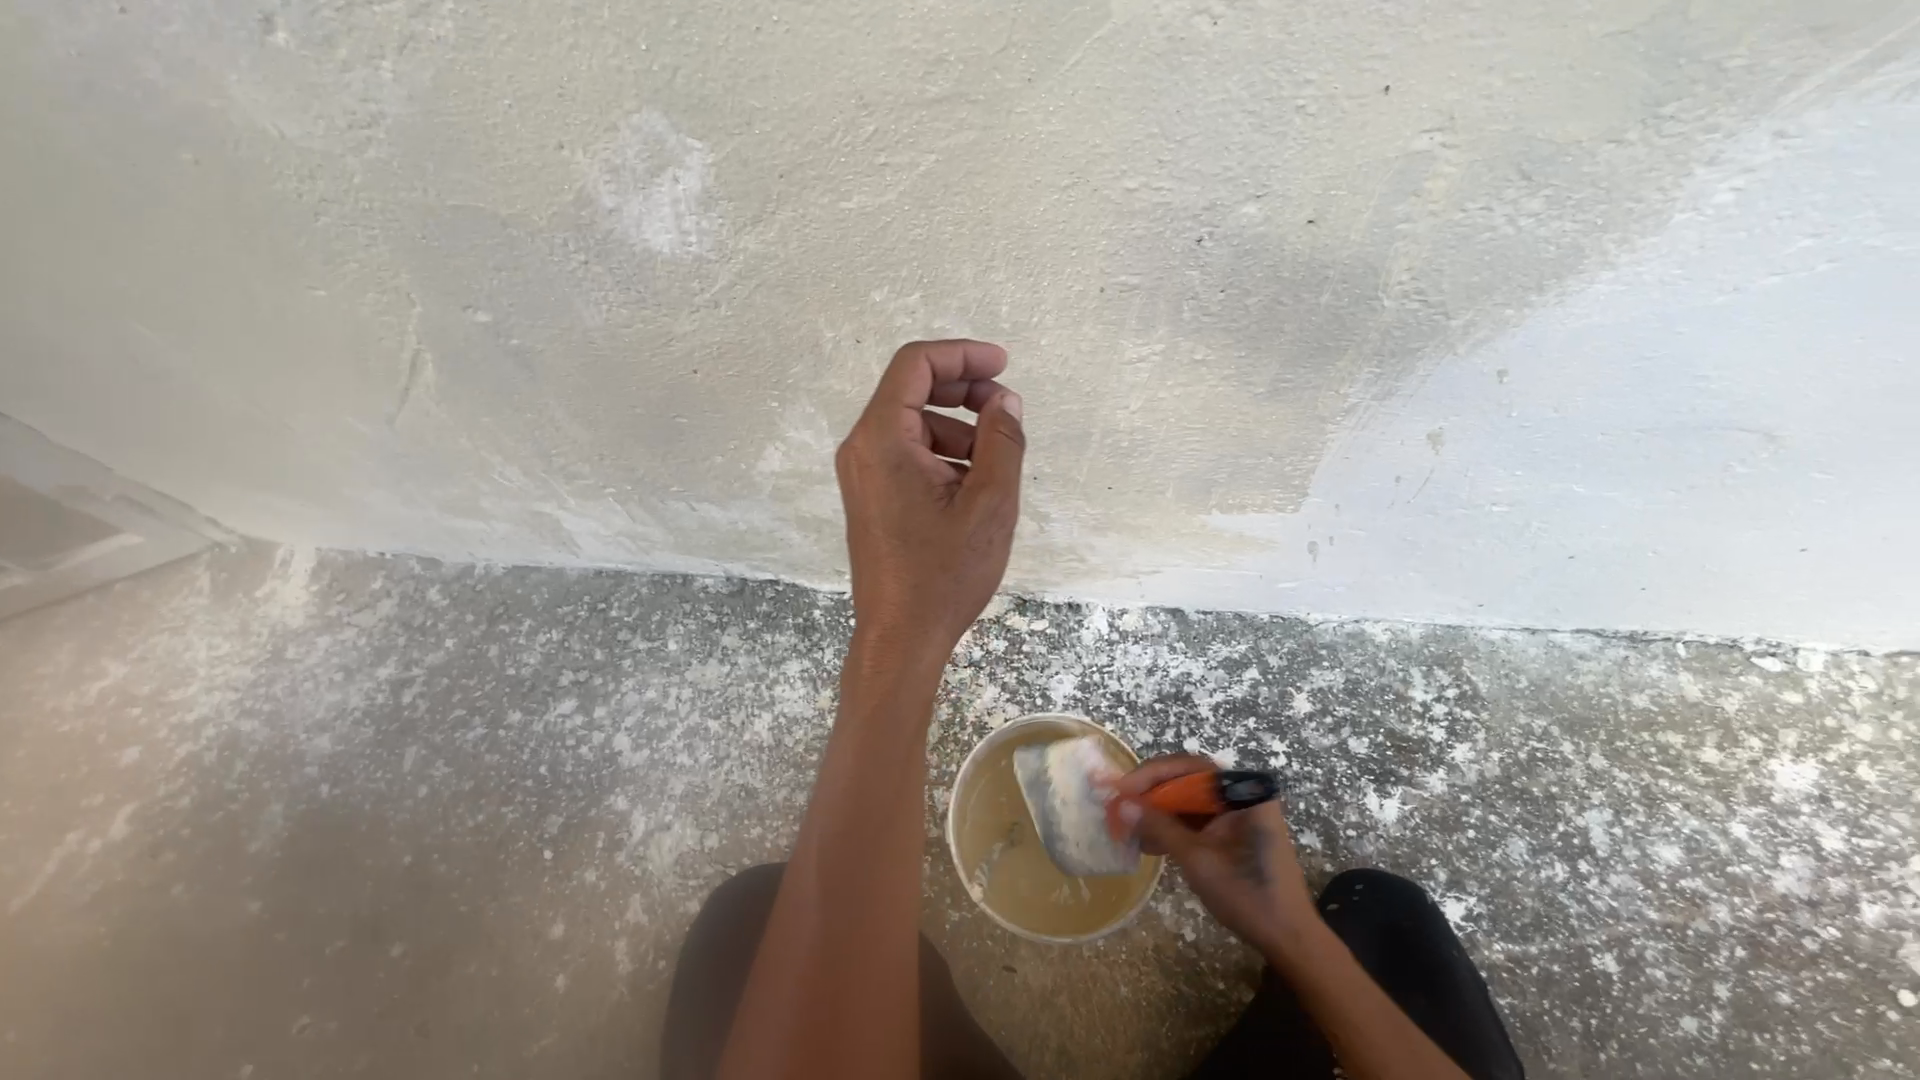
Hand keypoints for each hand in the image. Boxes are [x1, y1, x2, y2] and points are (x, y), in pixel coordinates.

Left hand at [836, 340, 1024, 658]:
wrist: (901, 637)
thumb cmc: (945, 574)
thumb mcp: (990, 504)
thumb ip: (1003, 441)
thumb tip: (1005, 401)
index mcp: (881, 440)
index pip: (915, 365)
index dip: (962, 354)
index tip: (1003, 365)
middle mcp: (862, 449)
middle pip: (912, 392)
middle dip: (964, 392)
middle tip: (1008, 412)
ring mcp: (863, 475)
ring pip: (915, 426)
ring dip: (960, 432)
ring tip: (997, 468)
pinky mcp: (872, 497)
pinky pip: (909, 456)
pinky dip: (944, 458)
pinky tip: (974, 491)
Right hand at [1112, 755, 1318, 959]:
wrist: (1288, 938)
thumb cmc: (1247, 894)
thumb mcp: (1197, 859)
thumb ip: (1160, 827)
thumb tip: (1123, 804)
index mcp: (1244, 791)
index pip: (1189, 767)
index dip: (1151, 774)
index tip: (1122, 789)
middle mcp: (1243, 794)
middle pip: (1187, 780)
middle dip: (1151, 793)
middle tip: (1121, 806)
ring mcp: (1239, 814)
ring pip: (1189, 800)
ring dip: (1159, 812)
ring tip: (1130, 828)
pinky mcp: (1234, 832)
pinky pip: (1197, 819)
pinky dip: (1173, 827)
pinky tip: (1150, 843)